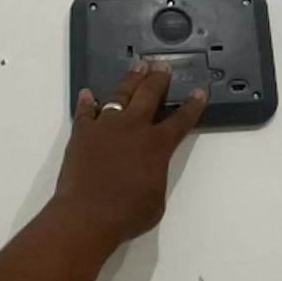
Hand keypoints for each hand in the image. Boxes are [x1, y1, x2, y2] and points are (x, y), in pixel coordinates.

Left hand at [47, 60, 205, 248]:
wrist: (87, 215)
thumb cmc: (127, 214)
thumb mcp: (156, 199)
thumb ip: (156, 175)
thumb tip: (148, 170)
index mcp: (157, 145)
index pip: (181, 120)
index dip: (192, 105)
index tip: (199, 92)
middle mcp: (133, 127)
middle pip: (150, 94)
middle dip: (159, 78)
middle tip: (163, 65)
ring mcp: (106, 126)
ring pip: (121, 94)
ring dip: (131, 79)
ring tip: (137, 66)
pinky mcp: (82, 132)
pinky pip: (85, 111)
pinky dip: (87, 102)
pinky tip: (88, 94)